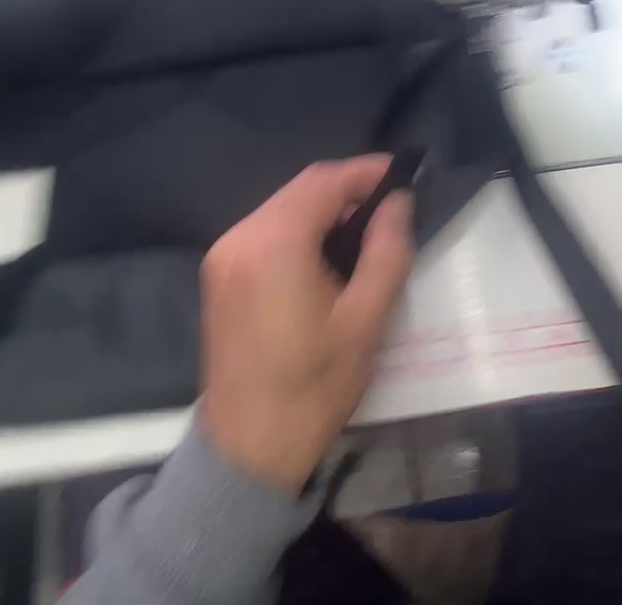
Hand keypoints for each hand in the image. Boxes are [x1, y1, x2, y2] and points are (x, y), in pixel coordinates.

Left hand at [198, 156, 415, 494]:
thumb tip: (398, 202)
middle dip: (346, 191)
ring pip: (282, 209)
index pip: (323, 181)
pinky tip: (327, 254)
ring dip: (323, 211)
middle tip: (391, 208)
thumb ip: (387, 249)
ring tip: (366, 232)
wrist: (248, 449)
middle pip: (300, 191)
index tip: (403, 174)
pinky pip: (265, 232)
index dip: (366, 171)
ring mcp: (223, 256)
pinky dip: (299, 231)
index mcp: (273, 243)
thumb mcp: (366, 319)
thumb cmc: (314, 386)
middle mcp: (239, 237)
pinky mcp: (219, 276)